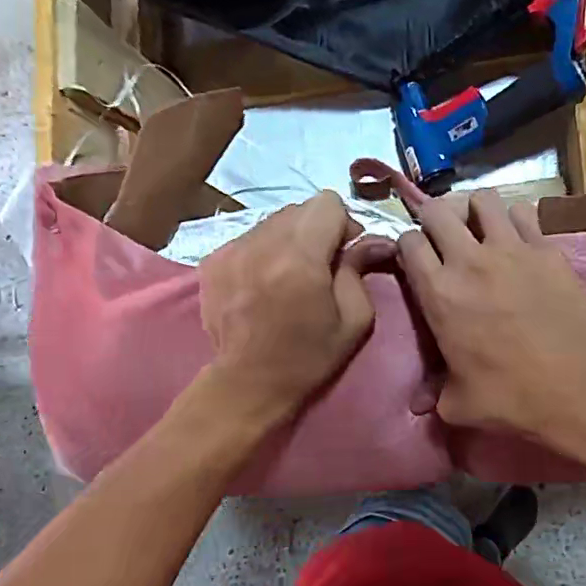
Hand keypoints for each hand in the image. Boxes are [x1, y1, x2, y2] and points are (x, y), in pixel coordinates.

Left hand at [198, 191, 392, 416]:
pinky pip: (248, 237)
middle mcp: (263, 242)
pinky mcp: (212, 261)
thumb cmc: (307, 356)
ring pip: (272, 221)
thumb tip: (373, 240)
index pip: (328, 202)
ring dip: (288, 239)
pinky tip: (263, 282)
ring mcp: (233, 249)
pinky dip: (262, 251)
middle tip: (320, 265)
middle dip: (316, 229)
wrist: (248, 383)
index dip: (343, 223)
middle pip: (300, 208)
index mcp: (301, 256)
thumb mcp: (353, 320)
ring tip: (289, 275)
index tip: (344, 253)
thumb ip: (360, 269)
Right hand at [396, 190, 585, 443]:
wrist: (579, 390)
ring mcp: (512, 249)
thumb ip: (433, 394)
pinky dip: (515, 221)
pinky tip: (520, 241)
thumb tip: (417, 405)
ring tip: (481, 230)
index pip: (409, 242)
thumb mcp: (458, 404)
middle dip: (434, 218)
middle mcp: (469, 261)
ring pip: (483, 200)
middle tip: (443, 237)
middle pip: (438, 210)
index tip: (418, 260)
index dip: (409, 246)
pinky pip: (525, 214)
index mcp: (439, 293)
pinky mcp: (548, 250)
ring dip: (475, 211)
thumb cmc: (512, 397)